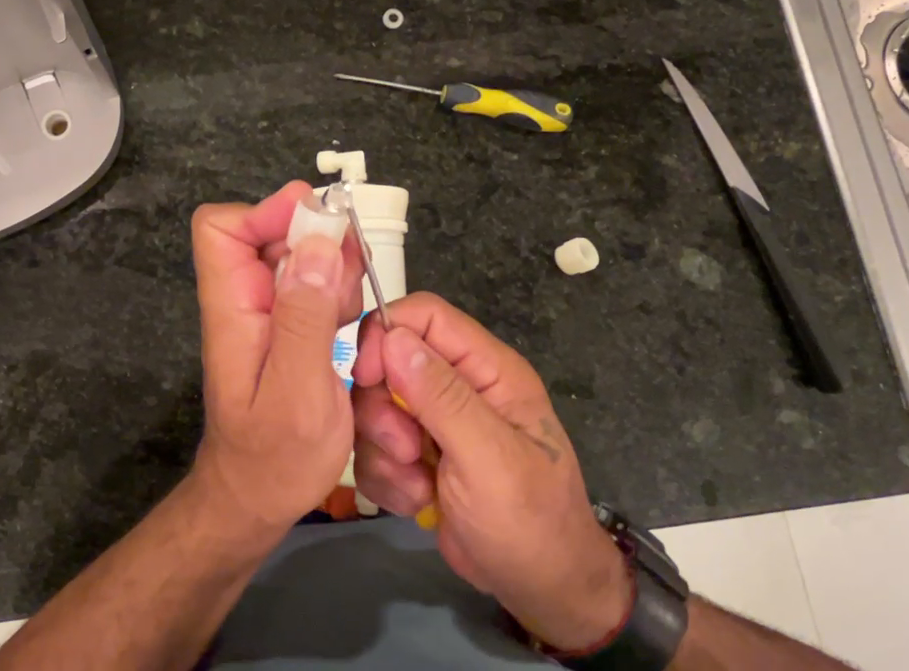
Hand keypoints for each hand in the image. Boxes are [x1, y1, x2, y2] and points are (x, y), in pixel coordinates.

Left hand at [188, 182, 364, 535]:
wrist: (257, 501)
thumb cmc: (274, 457)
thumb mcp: (297, 391)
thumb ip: (305, 317)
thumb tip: (315, 241)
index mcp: (232, 308)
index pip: (222, 228)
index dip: (265, 213)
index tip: (318, 225)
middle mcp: (245, 301)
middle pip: (269, 234)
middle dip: (317, 241)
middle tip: (351, 279)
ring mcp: (267, 315)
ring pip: (298, 257)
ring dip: (334, 269)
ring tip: (352, 314)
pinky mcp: (289, 329)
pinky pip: (314, 287)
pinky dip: (339, 293)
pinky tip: (353, 328)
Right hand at [351, 294, 632, 651]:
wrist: (540, 591)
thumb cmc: (530, 522)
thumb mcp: (490, 459)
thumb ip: (442, 397)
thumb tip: (392, 336)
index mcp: (487, 370)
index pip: (425, 316)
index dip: (386, 335)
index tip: (368, 376)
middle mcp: (458, 386)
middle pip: (388, 362)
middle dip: (383, 411)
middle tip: (404, 450)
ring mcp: (434, 422)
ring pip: (374, 408)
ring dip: (384, 452)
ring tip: (417, 486)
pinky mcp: (415, 457)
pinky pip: (375, 448)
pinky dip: (385, 477)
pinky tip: (414, 500)